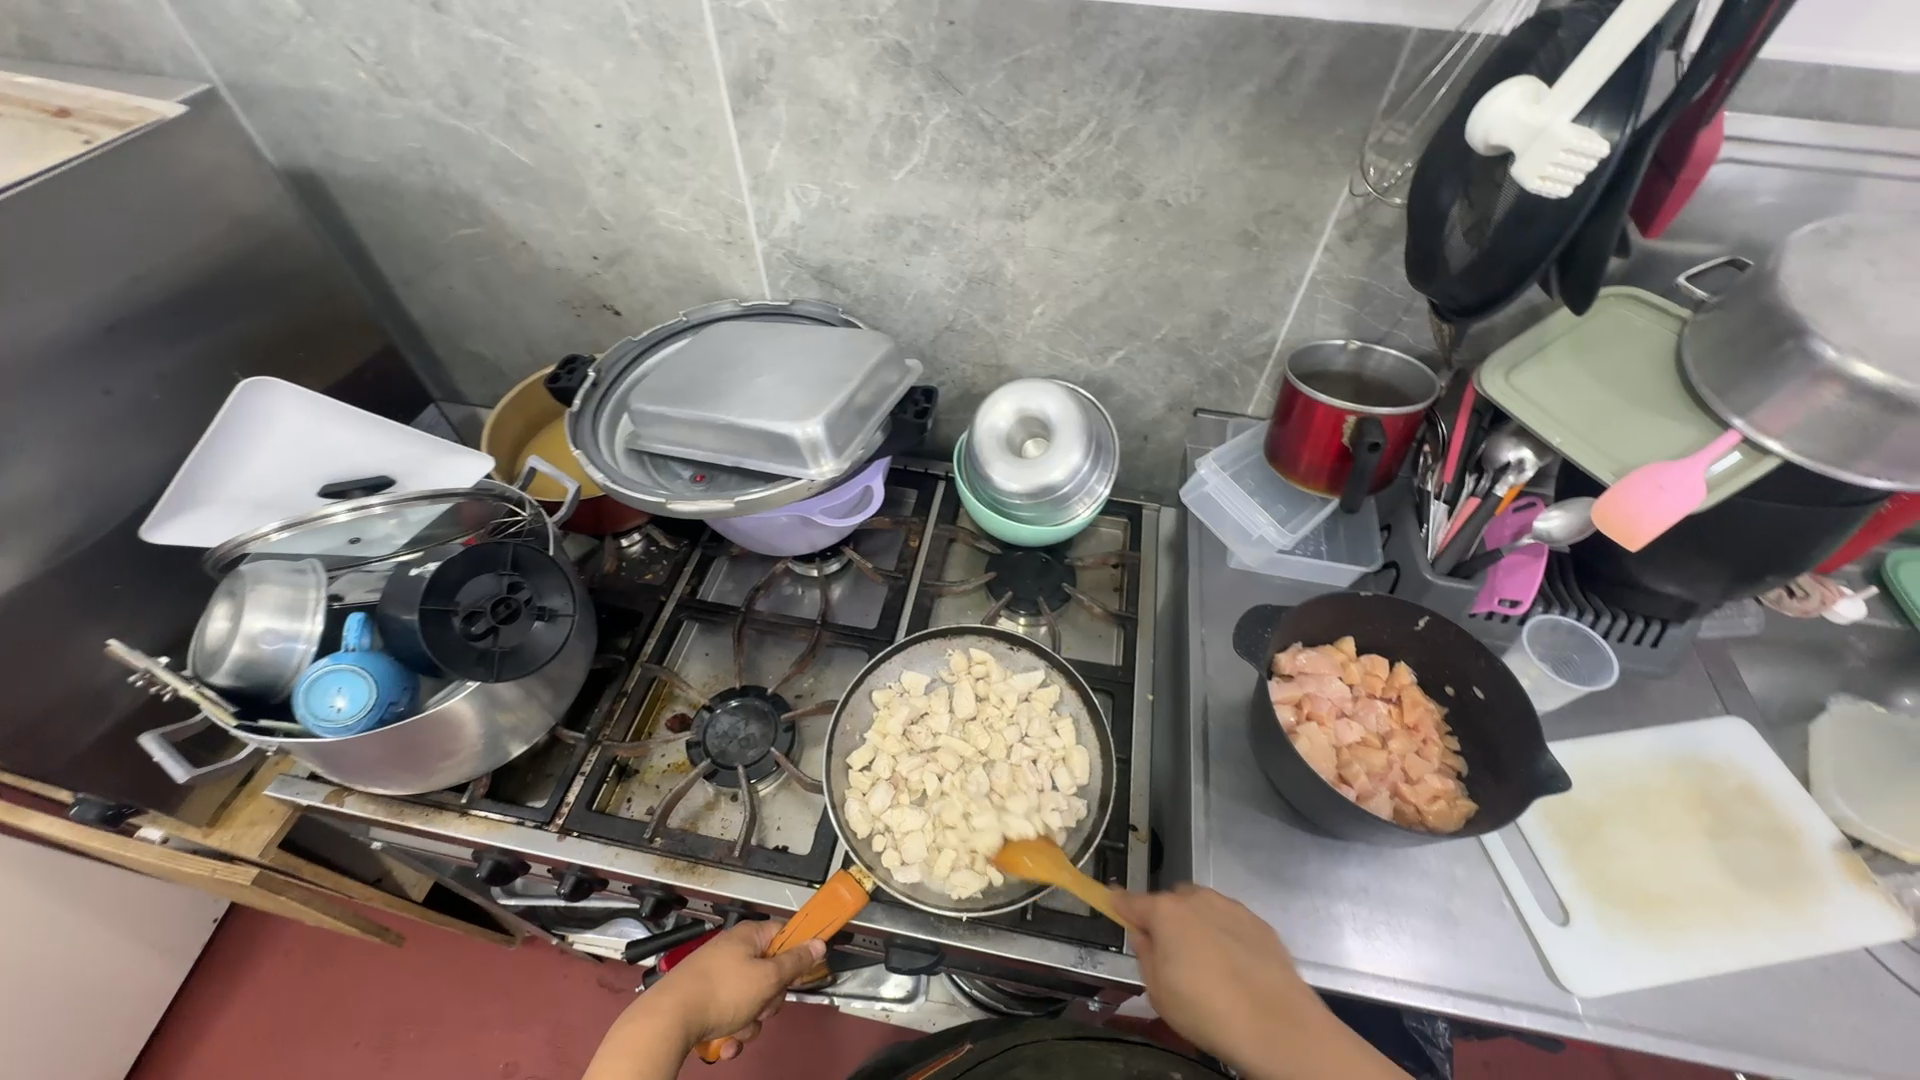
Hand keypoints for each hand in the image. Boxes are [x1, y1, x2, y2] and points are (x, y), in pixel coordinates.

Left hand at [641, 920, 825, 1059]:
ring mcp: (716, 976)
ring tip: (739, 1029)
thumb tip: (820, 942)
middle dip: (770, 997)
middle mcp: (733, 951)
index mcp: (749, 936)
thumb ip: (796, 962)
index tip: (804, 972)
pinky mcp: (703, 1000)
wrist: (668, 1021)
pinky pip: (730, 1013)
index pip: (784, 933)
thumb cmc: (723, 992)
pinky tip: (725, 1043)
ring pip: (751, 998)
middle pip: (769, 971)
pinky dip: (732, 1029)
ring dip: (752, 1019)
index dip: (798, 952)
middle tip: (764, 1004)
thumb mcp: (768, 978)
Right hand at [1111, 884, 1322, 1069]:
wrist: (1279, 1026)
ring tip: (1207, 966)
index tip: (1111, 902)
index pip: (1131, 901)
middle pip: (1170, 903)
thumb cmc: (1207, 1011)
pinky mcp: (1259, 923)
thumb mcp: (1158, 992)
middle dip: (1165, 921)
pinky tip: (1234, 968)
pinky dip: (1224, 936)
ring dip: (1196, 926)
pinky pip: (1229, 922)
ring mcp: (1230, 907)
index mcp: (1165, 913)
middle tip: (1171, 957)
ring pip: (1201, 909)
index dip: (1118, 903)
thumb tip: (1144, 935)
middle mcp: (1196, 899)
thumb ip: (1145, 955)